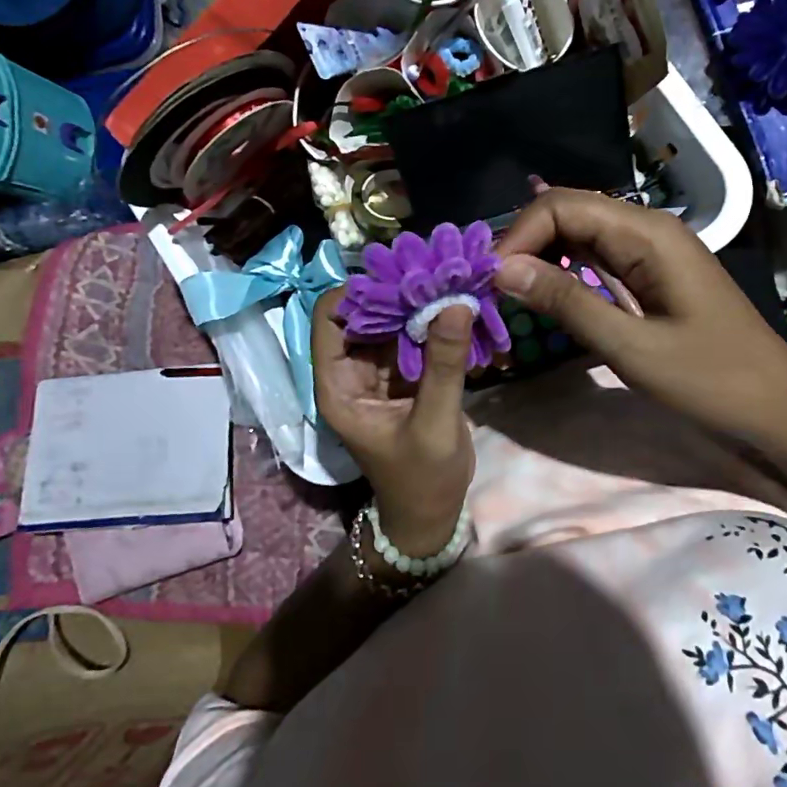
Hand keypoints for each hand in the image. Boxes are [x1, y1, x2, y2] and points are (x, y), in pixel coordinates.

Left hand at [311, 287, 473, 556]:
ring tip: (448, 280)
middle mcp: (352, 374)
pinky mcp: (403, 379)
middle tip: (435, 270)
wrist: (432, 516)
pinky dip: (430, 324)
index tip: (402, 276)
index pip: (329, 320)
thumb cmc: (423, 478)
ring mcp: (378, 375)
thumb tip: (456, 304)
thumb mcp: (434, 423)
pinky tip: (456, 307)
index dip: (359, 292)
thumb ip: (444, 365)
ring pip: (389, 324)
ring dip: (415, 305)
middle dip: (394, 292)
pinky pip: (411, 340)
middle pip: (362, 316)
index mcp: (339, 387)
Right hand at [493, 189, 786, 442]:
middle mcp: (648, 228)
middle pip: (570, 212)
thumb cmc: (709, 378)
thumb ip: (566, 301)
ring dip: (542, 256)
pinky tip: (547, 293)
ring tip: (510, 292)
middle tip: (493, 288)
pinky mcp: (651, 272)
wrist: (772, 403)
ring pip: (581, 233)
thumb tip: (501, 269)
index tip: (490, 280)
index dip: (519, 235)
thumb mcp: (631, 345)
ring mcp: (651, 249)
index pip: (564, 206)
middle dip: (526, 242)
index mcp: (648, 233)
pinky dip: (566, 271)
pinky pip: (598, 257)